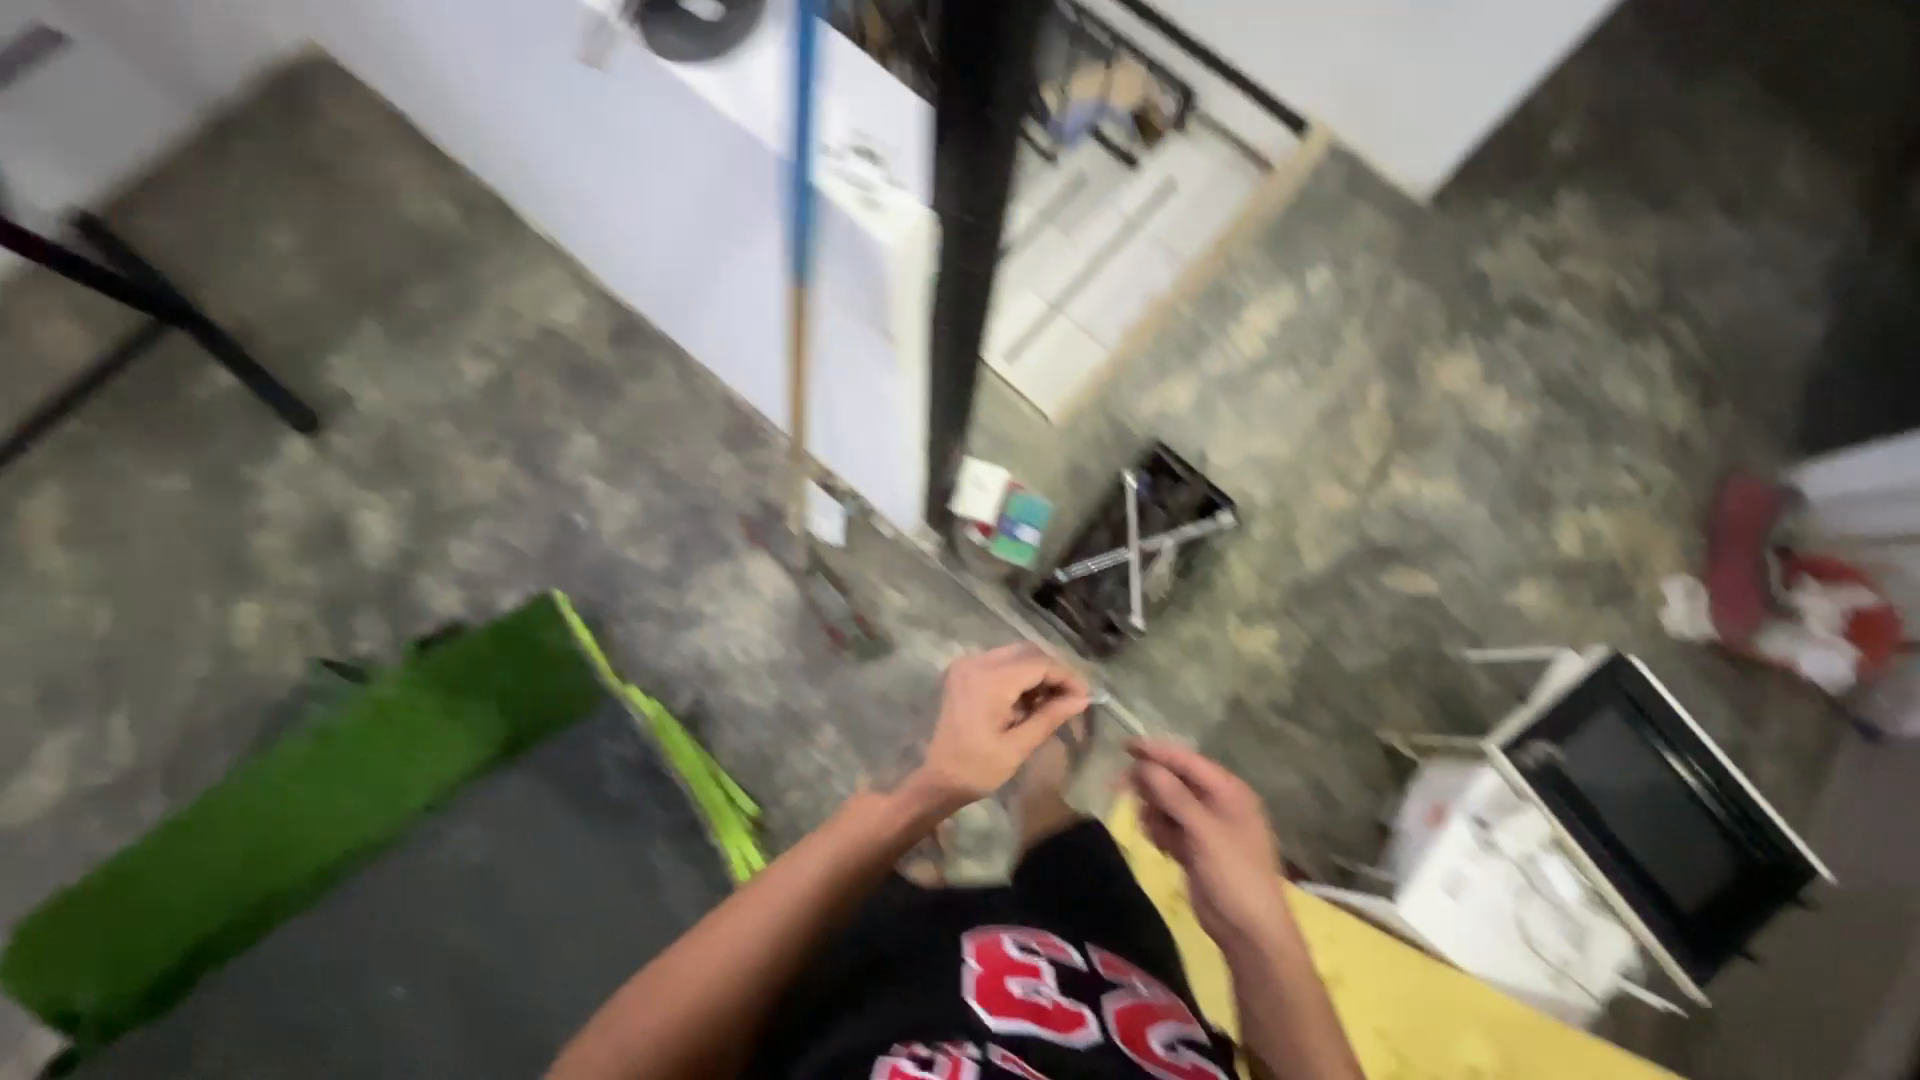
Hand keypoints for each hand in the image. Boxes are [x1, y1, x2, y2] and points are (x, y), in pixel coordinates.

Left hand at [914, 644, 1090, 806]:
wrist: (937, 779)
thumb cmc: (978, 768)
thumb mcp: (1018, 746)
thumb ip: (1050, 716)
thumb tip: (1083, 698)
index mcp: (990, 680)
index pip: (1039, 664)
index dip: (1067, 676)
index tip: (1085, 696)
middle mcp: (976, 662)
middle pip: (1027, 652)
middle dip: (1052, 672)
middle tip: (1071, 698)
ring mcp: (966, 665)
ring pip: (1014, 655)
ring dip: (1036, 673)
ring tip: (1052, 702)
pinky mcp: (963, 672)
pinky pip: (999, 663)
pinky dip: (1018, 676)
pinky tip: (1028, 701)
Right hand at [1129, 739, 1288, 950]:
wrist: (1250, 932)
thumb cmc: (1234, 875)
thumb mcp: (1205, 832)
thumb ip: (1175, 796)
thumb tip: (1145, 765)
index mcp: (1229, 791)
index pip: (1187, 761)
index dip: (1156, 752)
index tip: (1124, 746)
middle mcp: (1218, 802)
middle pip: (1174, 780)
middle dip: (1150, 785)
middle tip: (1120, 790)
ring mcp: (1205, 826)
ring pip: (1167, 804)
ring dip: (1154, 812)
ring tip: (1153, 832)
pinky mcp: (1194, 847)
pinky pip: (1168, 826)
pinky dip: (1159, 831)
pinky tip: (1161, 846)